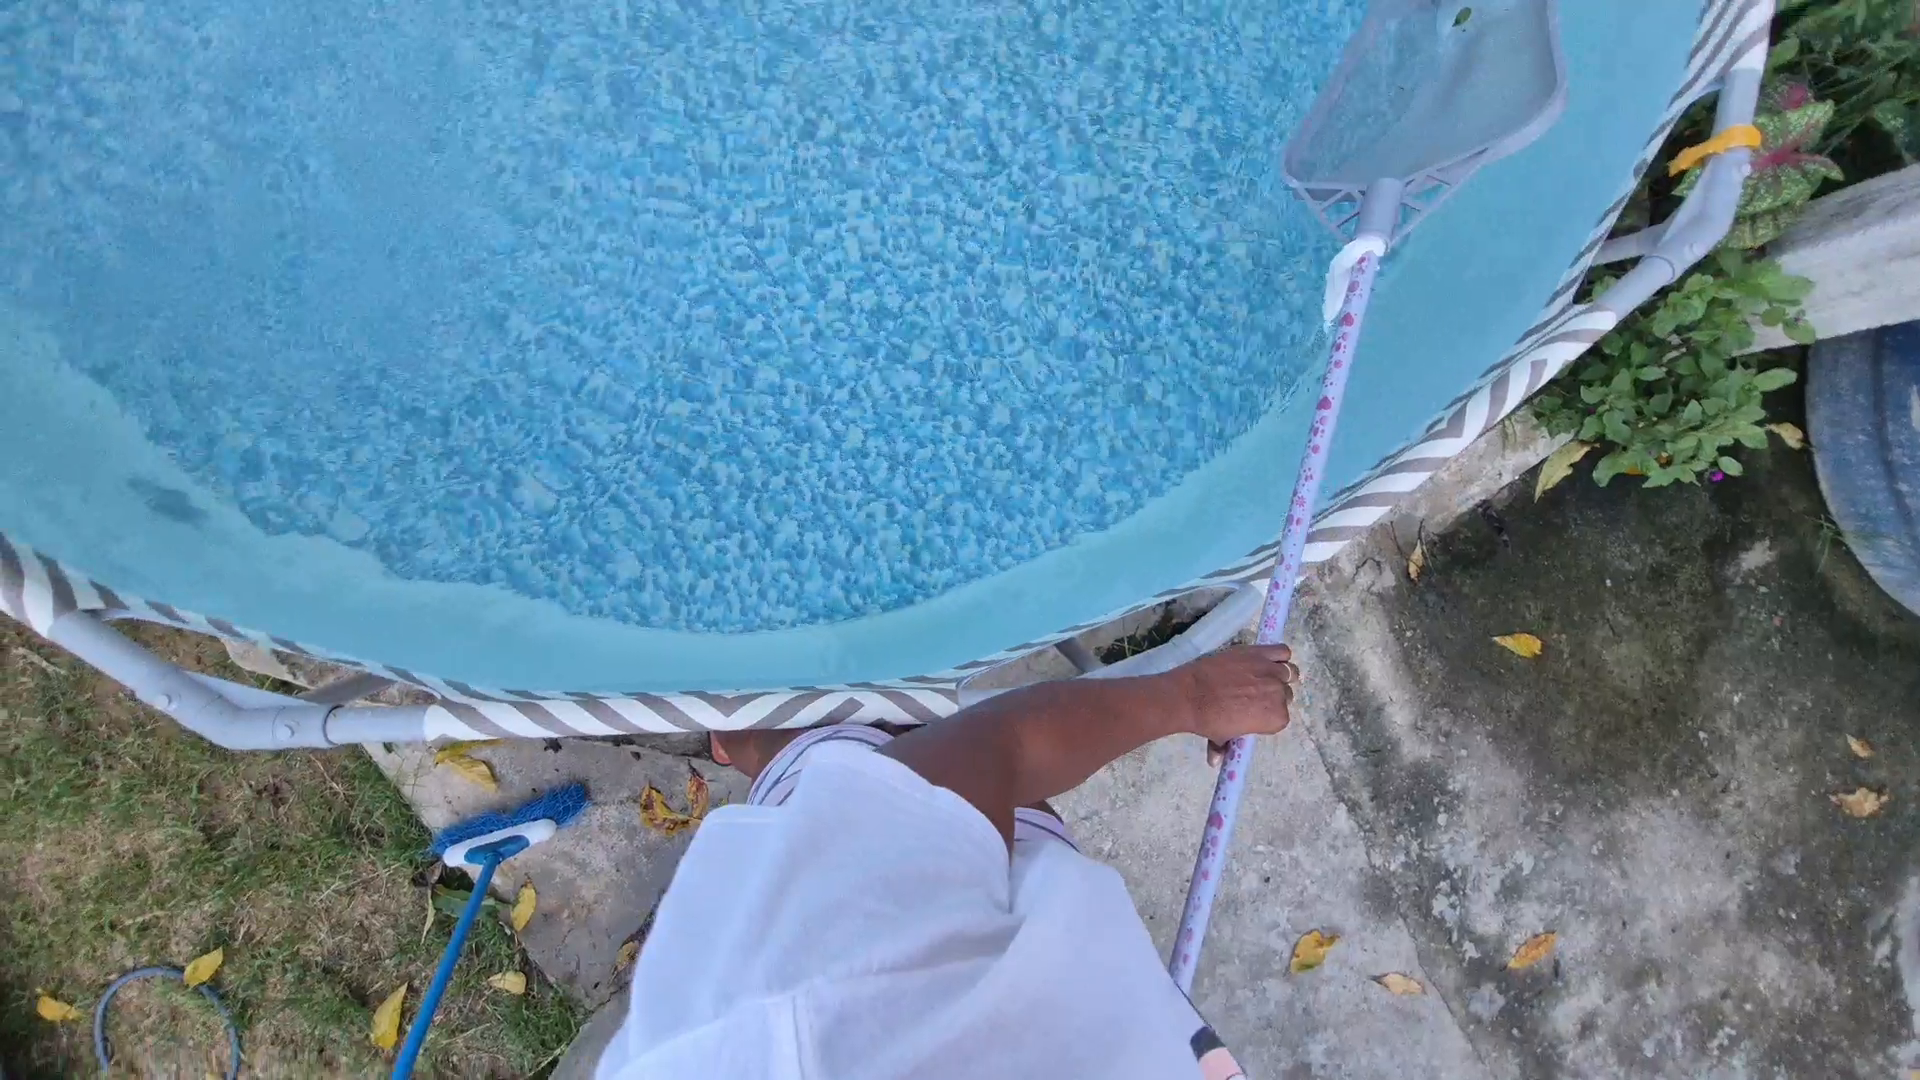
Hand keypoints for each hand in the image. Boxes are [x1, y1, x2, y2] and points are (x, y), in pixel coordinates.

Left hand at [1171, 644, 1298, 746]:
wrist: (1188, 695)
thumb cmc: (1206, 720)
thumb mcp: (1221, 738)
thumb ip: (1225, 748)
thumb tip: (1215, 760)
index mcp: (1277, 718)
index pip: (1282, 714)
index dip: (1268, 711)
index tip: (1255, 709)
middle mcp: (1279, 694)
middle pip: (1285, 692)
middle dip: (1272, 693)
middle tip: (1254, 692)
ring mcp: (1269, 671)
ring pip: (1287, 671)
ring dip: (1277, 674)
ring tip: (1260, 676)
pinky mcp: (1257, 653)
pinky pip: (1282, 651)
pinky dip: (1279, 655)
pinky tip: (1266, 659)